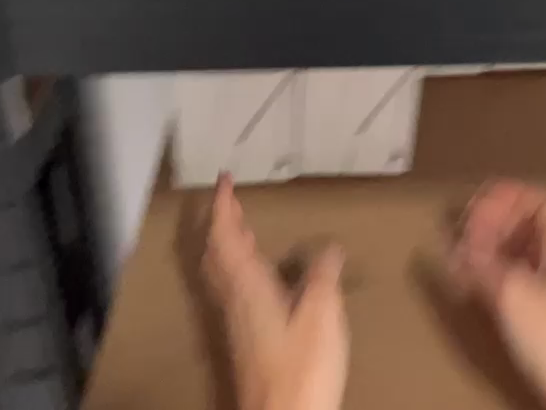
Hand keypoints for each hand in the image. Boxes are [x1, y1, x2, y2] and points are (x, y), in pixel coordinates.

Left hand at [202, 174, 348, 409]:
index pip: (225, 236)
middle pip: (217, 255)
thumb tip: (329, 246)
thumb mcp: (322, 312)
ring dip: (228, 246)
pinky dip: (239, 268)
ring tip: (242, 229)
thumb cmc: (302, 366)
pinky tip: (260, 277)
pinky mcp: (246, 342)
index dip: (223, 207)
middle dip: (222, 224)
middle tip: (232, 201)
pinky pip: (234, 291)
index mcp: (248, 285)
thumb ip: (323, 275)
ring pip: (223, 274)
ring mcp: (237, 323)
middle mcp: (235, 300)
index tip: (224, 180)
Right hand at [447, 181, 545, 409]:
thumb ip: (483, 266)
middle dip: (494, 219)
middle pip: (527, 223)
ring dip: (491, 243)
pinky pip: (516, 274)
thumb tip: (457, 244)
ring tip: (464, 250)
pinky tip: (473, 279)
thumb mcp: (513, 296)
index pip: (542, 202)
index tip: (480, 203)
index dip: (511, 195)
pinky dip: (493, 269)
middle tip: (466, 226)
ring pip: (520, 249)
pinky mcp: (545, 312)